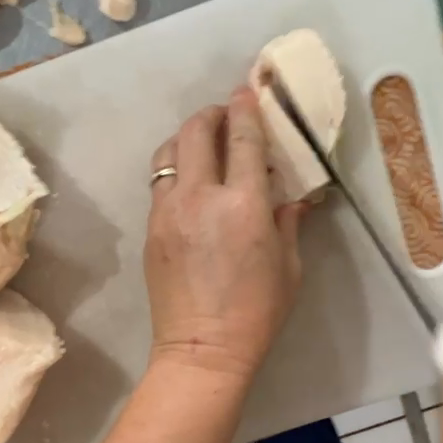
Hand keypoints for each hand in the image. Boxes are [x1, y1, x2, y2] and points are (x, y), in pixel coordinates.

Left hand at [143, 87, 305, 381]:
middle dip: (212, 114)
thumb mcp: (288, 267)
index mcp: (243, 205)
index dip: (246, 107)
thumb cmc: (256, 314)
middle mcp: (200, 198)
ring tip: (203, 148)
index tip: (248, 91)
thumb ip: (288, 222)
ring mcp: (168, 213)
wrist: (202, 351)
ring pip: (168, 152)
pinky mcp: (151, 230)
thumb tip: (292, 198)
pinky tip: (190, 188)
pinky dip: (175, 173)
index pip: (242, 137)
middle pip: (196, 131)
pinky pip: (160, 185)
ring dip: (187, 140)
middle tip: (226, 118)